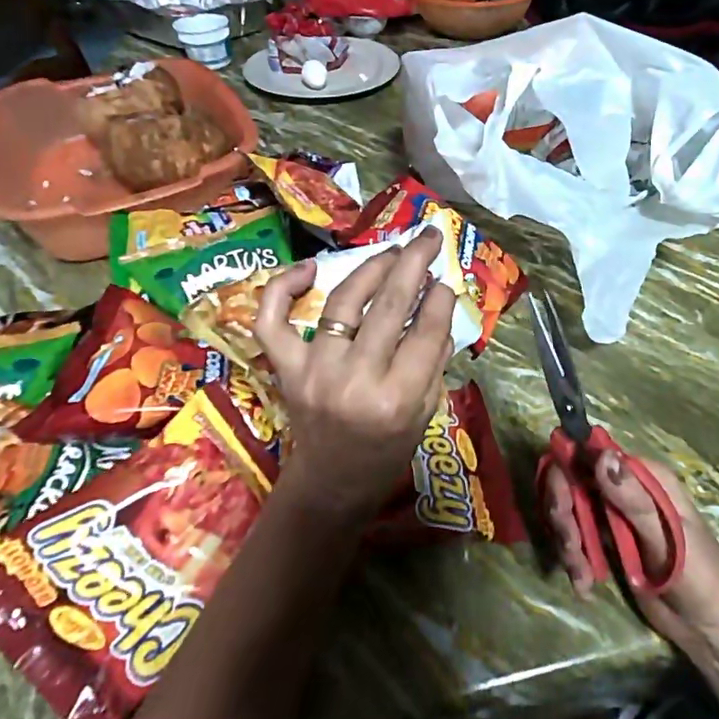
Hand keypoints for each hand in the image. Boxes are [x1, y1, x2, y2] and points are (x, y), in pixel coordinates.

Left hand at [254, 226, 455, 520]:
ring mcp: (314, 370)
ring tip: (392, 250)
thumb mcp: (425, 412)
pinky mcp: (286, 368)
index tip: (445, 279)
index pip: (426, 332)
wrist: (333, 481)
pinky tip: (309, 268)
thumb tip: (438, 304)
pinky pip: (272, 320)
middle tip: (428, 237)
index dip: (440, 299)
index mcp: (397, 399)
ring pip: (344, 301)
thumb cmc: (387, 450)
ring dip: (372, 267)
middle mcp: (355, 380)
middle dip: (414, 262)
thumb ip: (433, 359)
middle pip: (390, 306)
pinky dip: (284, 288)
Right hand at [543, 452, 718, 642]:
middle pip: (572, 481)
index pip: (592, 455)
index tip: (562, 507)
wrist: (714, 634)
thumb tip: (601, 455)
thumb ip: (634, 500)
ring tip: (581, 576)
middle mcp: (626, 487)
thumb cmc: (702, 580)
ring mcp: (614, 514)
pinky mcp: (607, 541)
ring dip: (568, 542)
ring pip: (569, 510)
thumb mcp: (668, 541)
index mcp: (646, 477)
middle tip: (571, 547)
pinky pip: (576, 537)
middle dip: (563, 514)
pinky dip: (574, 559)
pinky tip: (584, 585)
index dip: (568, 474)